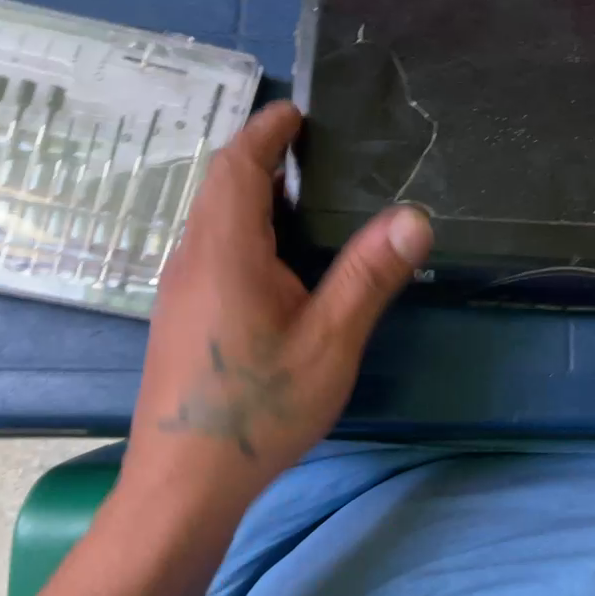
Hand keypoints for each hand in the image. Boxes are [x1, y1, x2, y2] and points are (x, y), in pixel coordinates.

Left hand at [126, 102, 432, 502]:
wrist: (184, 483)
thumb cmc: (259, 407)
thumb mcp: (330, 341)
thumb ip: (369, 276)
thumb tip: (414, 218)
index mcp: (225, 252)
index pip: (237, 167)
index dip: (265, 132)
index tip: (296, 112)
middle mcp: (192, 260)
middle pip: (220, 190)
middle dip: (261, 160)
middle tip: (315, 156)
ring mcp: (180, 292)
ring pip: (212, 223)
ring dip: (252, 199)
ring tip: (305, 203)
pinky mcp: (182, 320)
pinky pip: (212, 253)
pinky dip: (245, 234)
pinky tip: (279, 267)